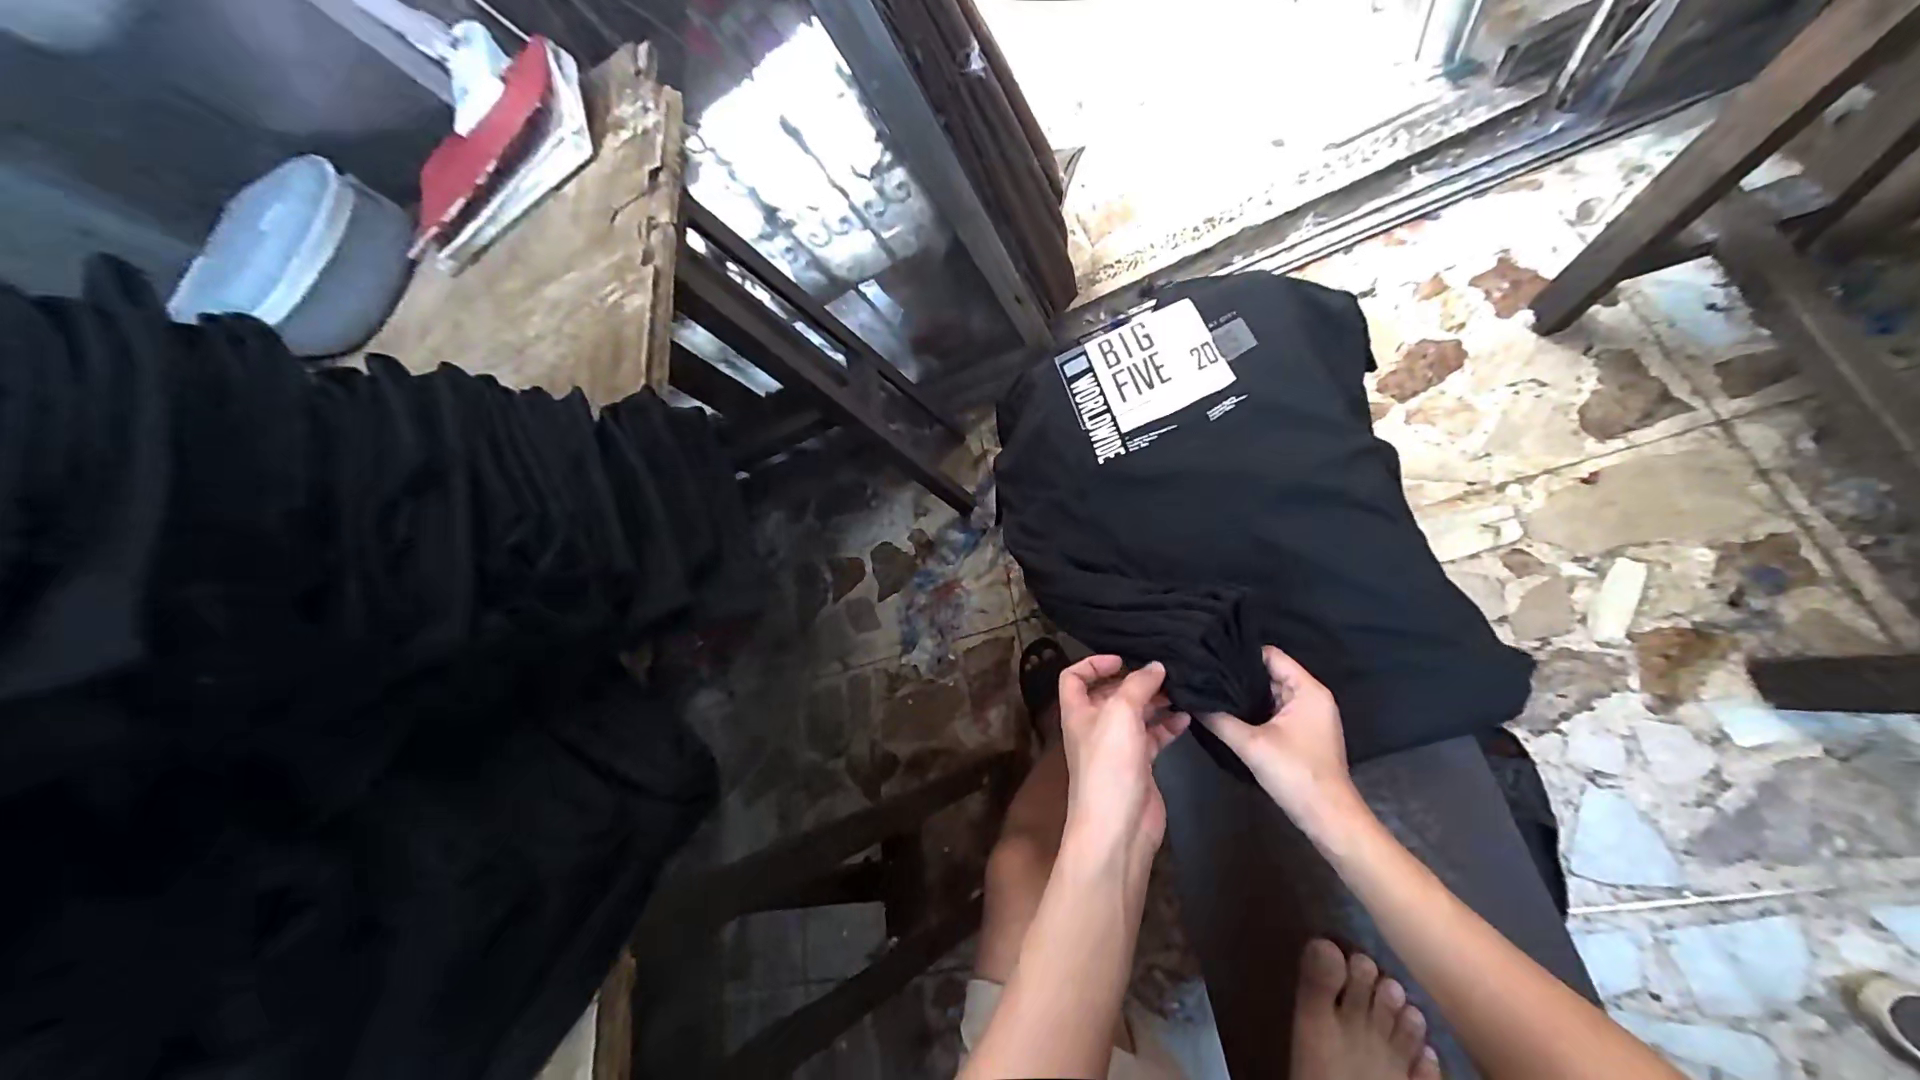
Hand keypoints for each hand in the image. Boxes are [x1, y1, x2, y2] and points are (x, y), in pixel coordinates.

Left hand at [1055, 656, 1189, 873]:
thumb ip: (1138, 685)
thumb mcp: (1120, 713)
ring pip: (1135, 715)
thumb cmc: (1109, 764)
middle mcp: (1094, 726)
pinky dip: (1167, 726)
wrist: (1118, 826)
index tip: (1122, 659)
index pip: (1073, 677)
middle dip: (1134, 682)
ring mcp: (1116, 747)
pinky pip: (1152, 737)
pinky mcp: (1138, 765)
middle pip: (1110, 694)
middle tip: (1163, 672)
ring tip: (1181, 691)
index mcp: (1077, 712)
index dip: (1093, 663)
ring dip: (1155, 702)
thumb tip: (1155, 666)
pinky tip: (1186, 718)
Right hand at [1201, 646, 1368, 842]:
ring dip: (1243, 695)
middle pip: (1268, 673)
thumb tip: (1190, 699)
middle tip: (1202, 673)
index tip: (1209, 655)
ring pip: (1268, 693)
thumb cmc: (1295, 773)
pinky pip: (1271, 711)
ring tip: (1207, 690)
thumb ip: (1218, 718)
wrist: (1327, 818)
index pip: (1270, 655)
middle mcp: (1310, 697)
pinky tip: (1225, 713)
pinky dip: (1252, 711)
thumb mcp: (1250, 743)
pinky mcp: (1300, 733)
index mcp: (1307, 690)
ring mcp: (1306, 716)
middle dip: (1237, 674)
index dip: (1239, 653)